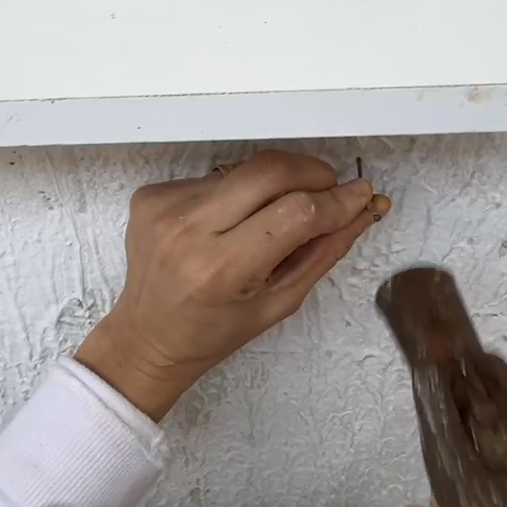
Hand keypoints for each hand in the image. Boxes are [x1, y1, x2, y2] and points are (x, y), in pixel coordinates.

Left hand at [74, 150, 388, 419]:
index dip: (338, 200)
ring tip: (269, 219)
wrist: (146, 337)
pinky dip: (236, 192)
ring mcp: (166, 207)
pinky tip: (229, 222)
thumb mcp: (279, 302)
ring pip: (243, 170)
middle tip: (328, 189)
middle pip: (270, 170)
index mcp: (220, 270)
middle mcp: (188, 231)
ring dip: (272, 185)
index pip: (297, 212)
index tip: (358, 195)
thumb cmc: (211, 331)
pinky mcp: (152, 193)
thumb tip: (360, 210)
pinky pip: (214, 176)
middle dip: (312, 172)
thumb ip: (323, 252)